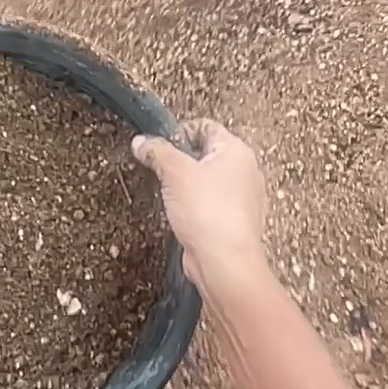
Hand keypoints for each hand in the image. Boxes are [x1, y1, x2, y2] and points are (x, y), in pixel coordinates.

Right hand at [131, 119, 268, 294]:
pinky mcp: (235, 221)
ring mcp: (243, 198)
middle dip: (181, 160)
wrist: (224, 262)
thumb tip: (141, 142)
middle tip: (161, 170)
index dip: (179, 132)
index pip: (206, 126)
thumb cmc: (208, 212)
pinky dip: (197, 205)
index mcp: (236, 151)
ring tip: (170, 195)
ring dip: (187, 184)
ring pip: (209, 180)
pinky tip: (184, 216)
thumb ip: (157, 152)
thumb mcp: (174, 172)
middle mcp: (246, 171)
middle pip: (207, 153)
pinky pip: (212, 203)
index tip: (158, 145)